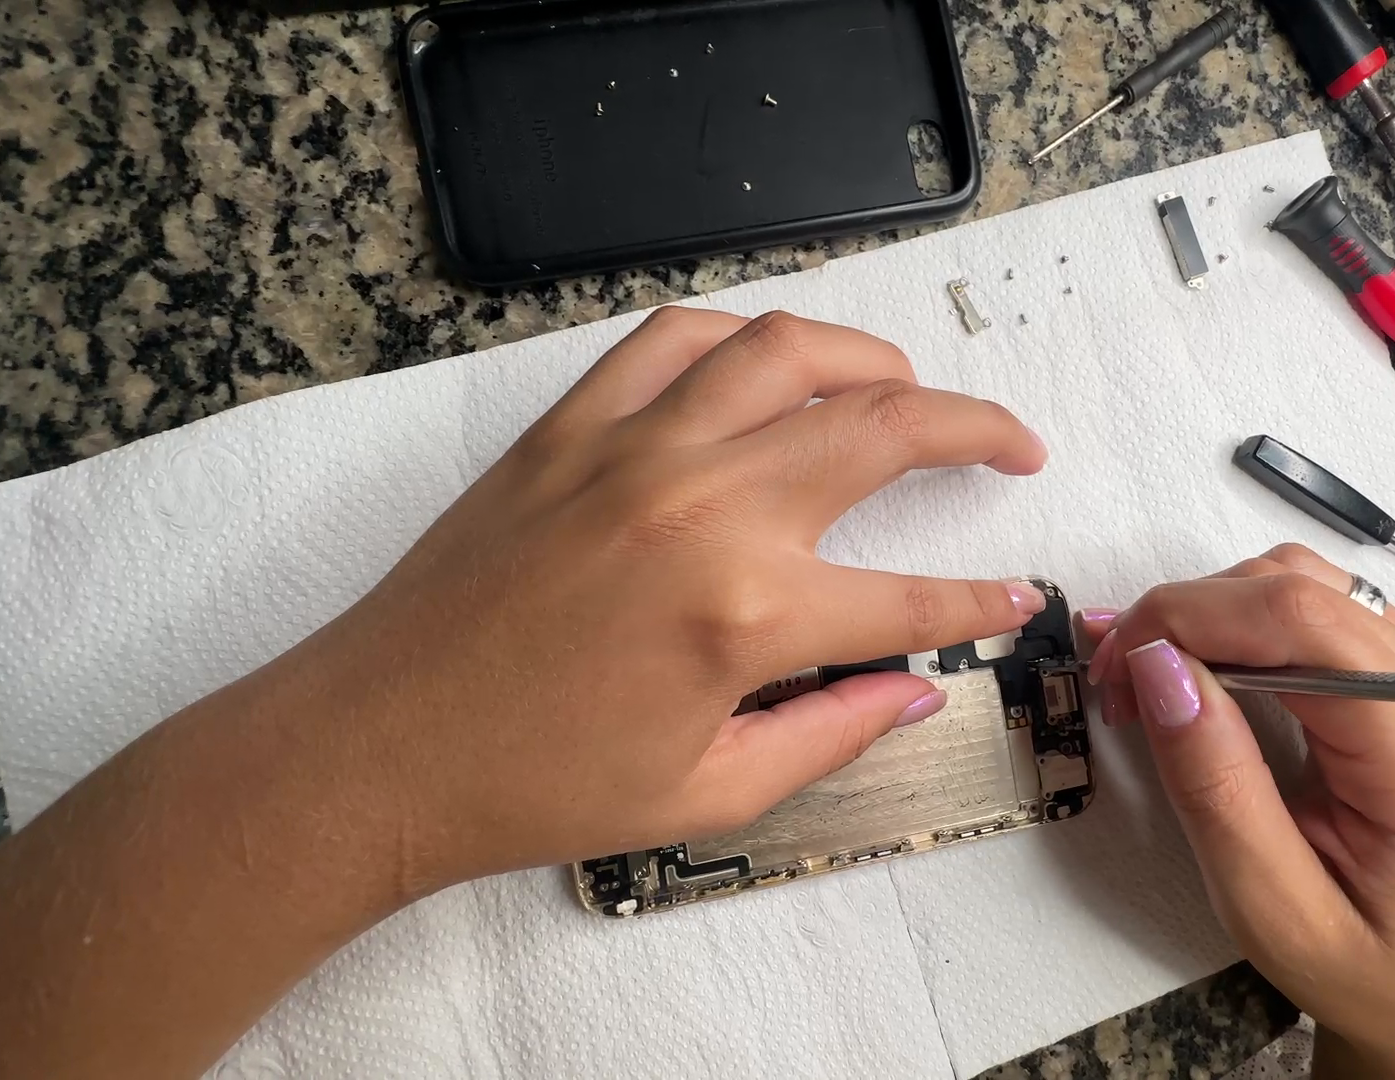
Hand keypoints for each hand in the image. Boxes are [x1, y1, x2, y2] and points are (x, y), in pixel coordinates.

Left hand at [266, 307, 1048, 893]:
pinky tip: (769, 366)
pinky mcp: (572, 425)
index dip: (982, 602)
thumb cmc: (540, 786)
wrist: (375, 748)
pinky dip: (742, 338)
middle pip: (883, 428)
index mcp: (746, 615)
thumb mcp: (708, 794)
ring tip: (908, 386)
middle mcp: (706, 506)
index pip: (911, 599)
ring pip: (790, 353)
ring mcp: (636, 447)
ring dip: (873, 358)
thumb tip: (918, 691)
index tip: (1019, 595)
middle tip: (1017, 441)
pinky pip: (674, 338)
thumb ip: (833, 734)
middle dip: (977, 428)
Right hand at [1082, 545, 1394, 1078]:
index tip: (1113, 666)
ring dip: (1208, 611)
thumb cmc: (1366, 973)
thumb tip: (1154, 662)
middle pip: (1298, 588)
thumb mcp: (1269, 907)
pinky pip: (1315, 605)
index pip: (1302, 623)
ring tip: (1156, 673)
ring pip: (1302, 580)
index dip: (1188, 618)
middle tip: (1118, 678)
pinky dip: (1237, 619)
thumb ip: (1213, 783)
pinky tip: (1203, 664)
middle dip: (1183, 614)